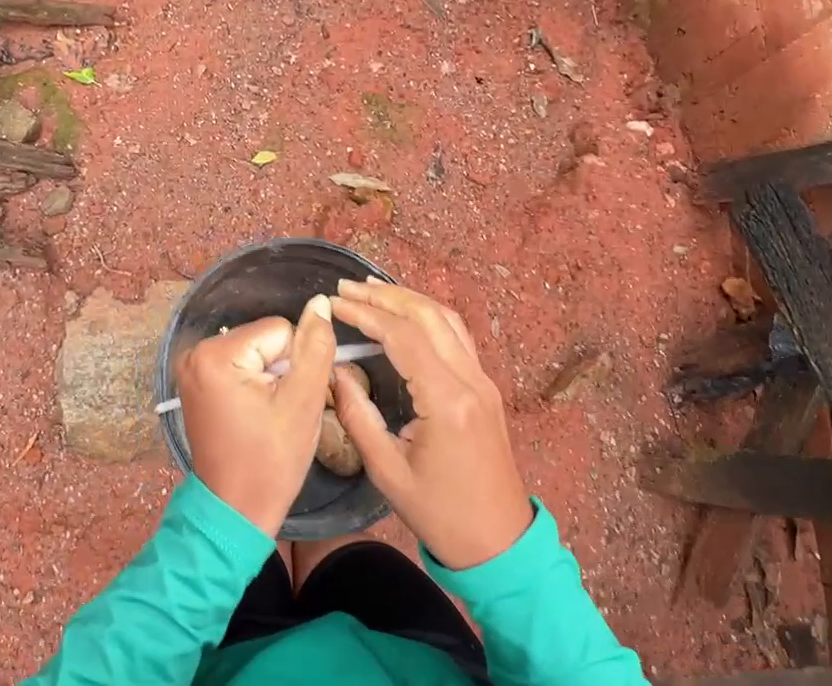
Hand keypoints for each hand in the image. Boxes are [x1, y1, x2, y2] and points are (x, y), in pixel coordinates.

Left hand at [178, 296, 335, 534]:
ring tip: (266, 418)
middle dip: (281, 371)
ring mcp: (191, 368)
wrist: (236, 510)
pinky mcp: (195, 384)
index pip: (280, 331)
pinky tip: (254, 417)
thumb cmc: (270, 461)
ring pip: (256, 353)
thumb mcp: (302, 401)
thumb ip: (315, 347)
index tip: (287, 402)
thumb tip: (320, 302)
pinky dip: (254, 387)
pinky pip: (239, 367)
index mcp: (215, 353)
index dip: (295, 365)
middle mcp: (195, 353)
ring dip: (270, 380)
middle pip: (265, 340)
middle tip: (278, 414)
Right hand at [329, 279, 533, 568]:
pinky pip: (456, 336)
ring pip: (447, 319)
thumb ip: (358, 415)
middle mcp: (470, 381)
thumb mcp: (386, 470)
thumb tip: (336, 370)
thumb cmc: (439, 513)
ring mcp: (483, 382)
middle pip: (427, 315)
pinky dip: (427, 315)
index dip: (365, 313)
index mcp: (446, 401)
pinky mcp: (486, 389)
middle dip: (384, 295)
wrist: (499, 544)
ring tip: (370, 291)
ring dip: (408, 299)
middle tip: (346, 287)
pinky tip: (404, 315)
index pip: (402, 336)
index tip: (332, 303)